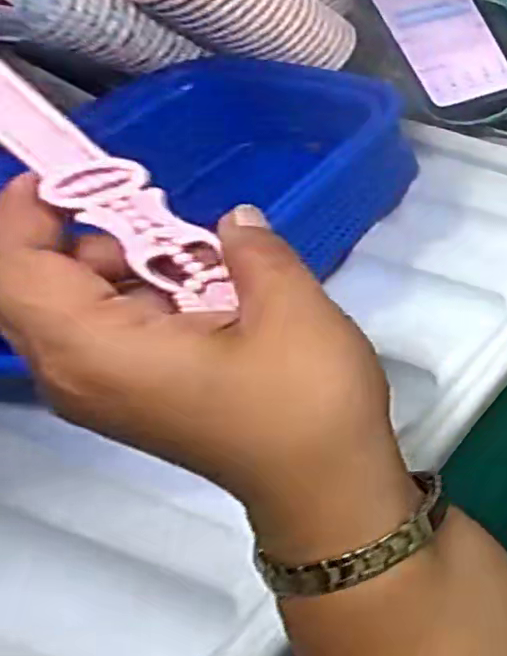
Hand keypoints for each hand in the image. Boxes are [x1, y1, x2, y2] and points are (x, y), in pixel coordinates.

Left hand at [0, 174, 415, 561]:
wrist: (326, 477)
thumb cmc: (306, 396)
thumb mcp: (297, 314)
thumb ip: (257, 258)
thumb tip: (234, 221)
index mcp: (94, 348)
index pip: (13, 269)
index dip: (23, 216)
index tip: (67, 178)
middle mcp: (74, 372)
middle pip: (42, 292)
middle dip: (102, 246)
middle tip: (184, 230)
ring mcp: (107, 393)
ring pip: (85, 316)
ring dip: (140, 279)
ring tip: (222, 271)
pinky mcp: (143, 402)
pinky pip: (118, 341)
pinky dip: (157, 309)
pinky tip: (225, 308)